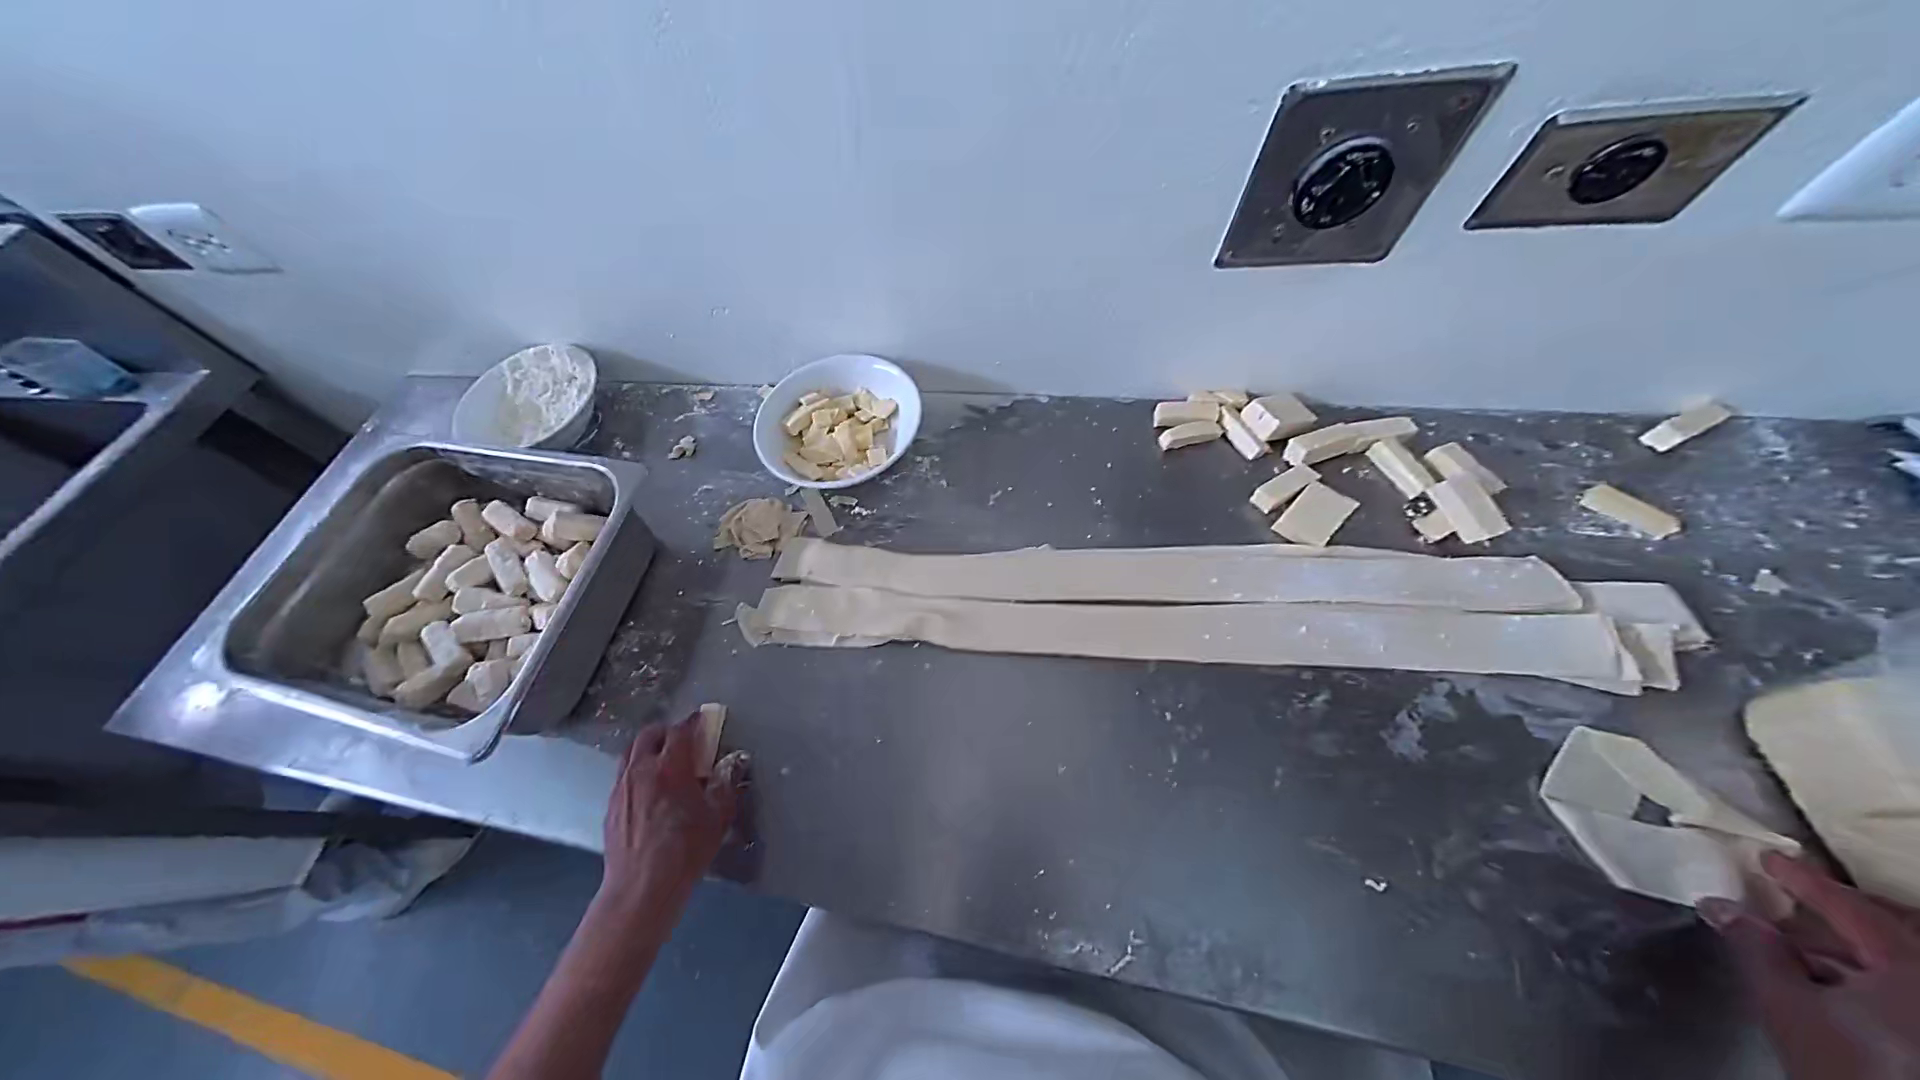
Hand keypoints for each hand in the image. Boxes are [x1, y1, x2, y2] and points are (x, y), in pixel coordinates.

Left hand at [600, 713, 746, 914]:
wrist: (641, 888)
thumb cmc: (685, 850)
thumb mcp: (719, 817)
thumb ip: (726, 785)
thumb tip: (731, 765)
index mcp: (670, 767)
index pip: (681, 730)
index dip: (694, 722)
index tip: (704, 720)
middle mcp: (641, 770)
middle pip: (649, 734)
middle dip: (667, 732)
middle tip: (684, 741)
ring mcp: (621, 788)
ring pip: (631, 753)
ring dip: (649, 749)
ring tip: (664, 762)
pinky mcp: (611, 806)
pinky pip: (624, 776)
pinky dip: (638, 771)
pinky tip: (650, 791)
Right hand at [1700, 852, 1919, 1079]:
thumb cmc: (1847, 1064)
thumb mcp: (1786, 1002)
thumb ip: (1755, 947)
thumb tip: (1723, 907)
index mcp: (1915, 968)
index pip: (1853, 909)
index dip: (1804, 881)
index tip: (1770, 859)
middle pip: (1899, 929)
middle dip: (1847, 909)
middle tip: (1800, 891)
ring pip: (1904, 961)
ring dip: (1853, 945)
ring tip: (1803, 943)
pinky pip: (1909, 986)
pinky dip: (1872, 973)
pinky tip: (1834, 982)